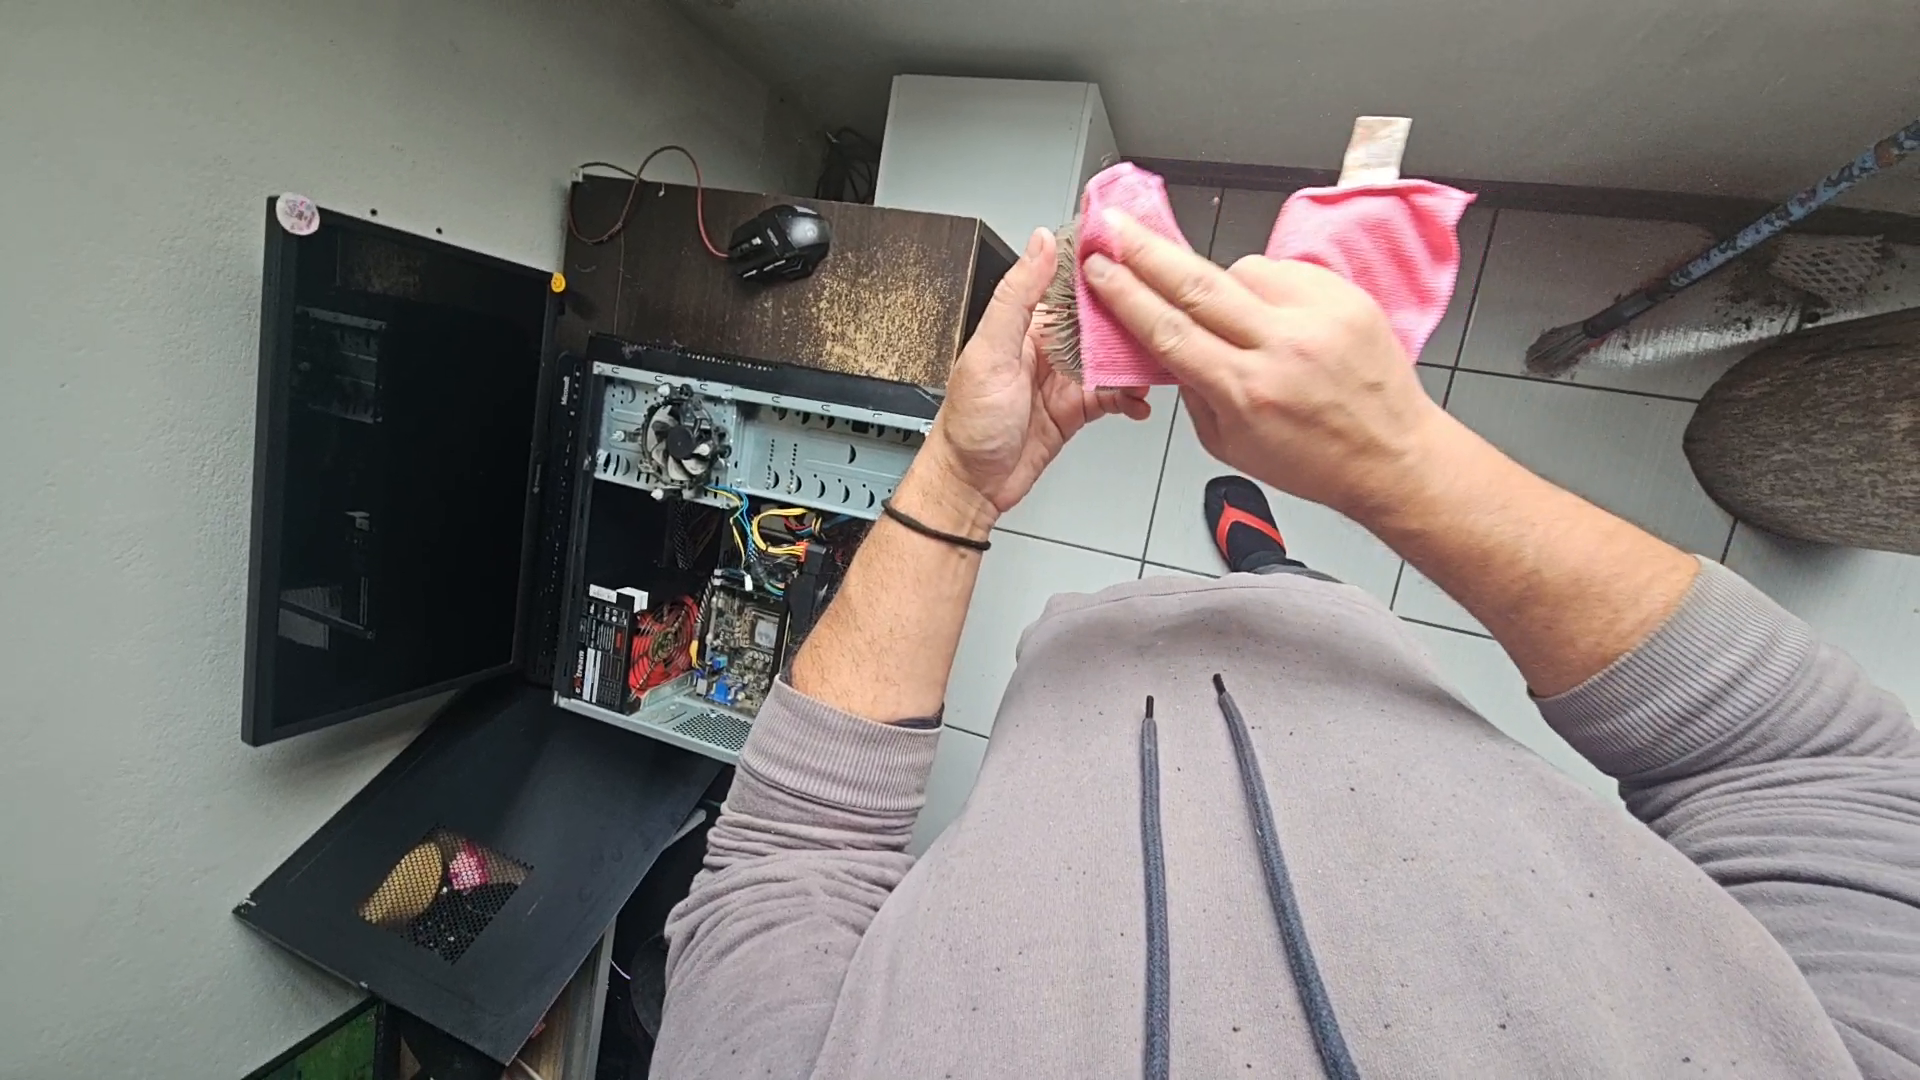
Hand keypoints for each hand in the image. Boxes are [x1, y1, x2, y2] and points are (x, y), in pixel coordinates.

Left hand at [908, 227, 1152, 532]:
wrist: (970, 486)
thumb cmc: (967, 426)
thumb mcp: (989, 353)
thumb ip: (1015, 298)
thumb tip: (1039, 245)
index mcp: (1022, 326)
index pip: (1065, 284)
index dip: (1095, 268)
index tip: (1128, 253)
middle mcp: (1045, 349)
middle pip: (1098, 320)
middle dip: (1128, 317)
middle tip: (1158, 313)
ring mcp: (1062, 380)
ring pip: (1111, 358)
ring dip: (1133, 362)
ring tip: (1153, 364)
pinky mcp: (1073, 410)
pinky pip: (1111, 396)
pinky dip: (1129, 398)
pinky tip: (1139, 401)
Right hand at [1080, 209, 1450, 525]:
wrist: (1393, 455)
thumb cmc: (1311, 460)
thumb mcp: (1228, 445)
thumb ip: (1194, 392)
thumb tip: (1167, 349)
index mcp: (1245, 390)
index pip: (1169, 330)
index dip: (1126, 294)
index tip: (1100, 267)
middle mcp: (1282, 345)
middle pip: (1197, 283)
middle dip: (1147, 251)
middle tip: (1115, 224)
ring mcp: (1319, 314)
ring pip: (1240, 270)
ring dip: (1215, 282)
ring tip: (1227, 315)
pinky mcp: (1345, 295)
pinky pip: (1282, 271)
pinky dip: (1260, 285)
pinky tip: (1267, 314)